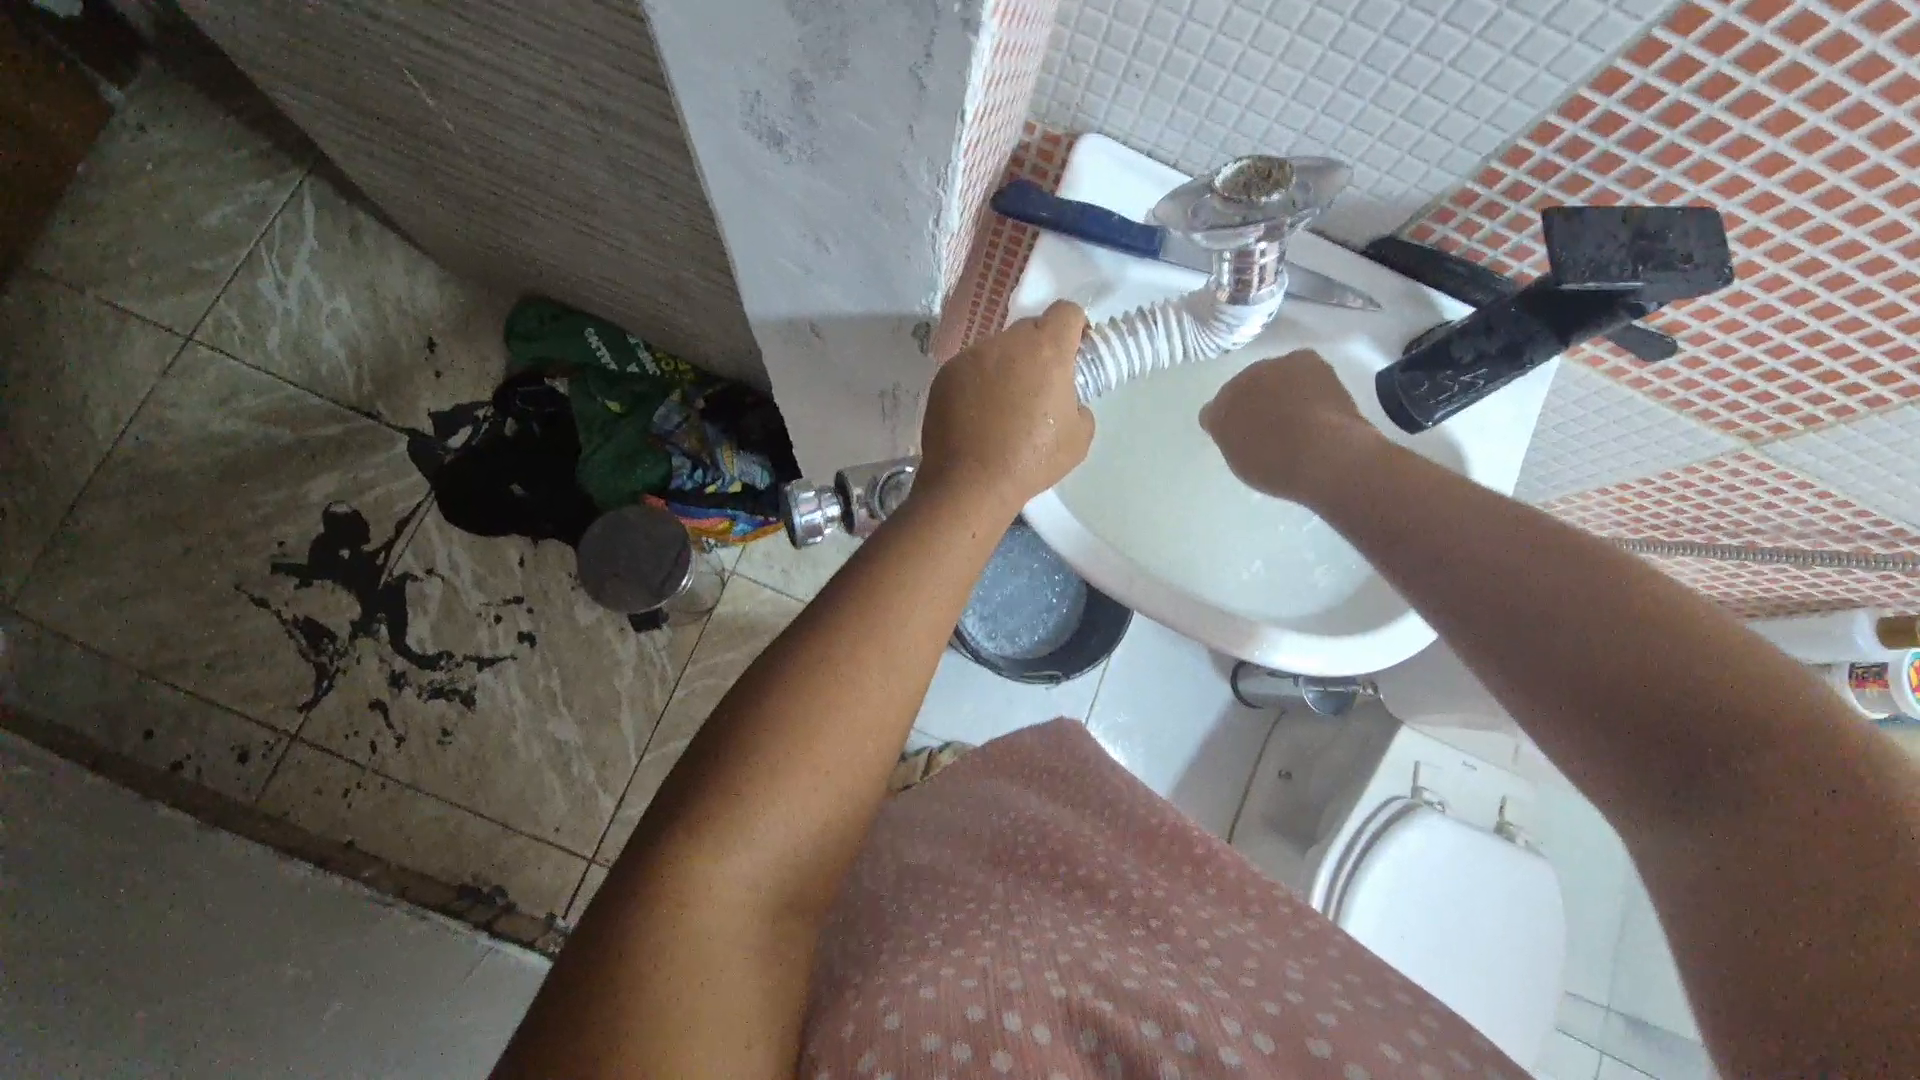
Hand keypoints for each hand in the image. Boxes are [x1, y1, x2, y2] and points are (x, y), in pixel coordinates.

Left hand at [918, 301, 1093, 516]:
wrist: (970, 482)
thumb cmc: (1031, 460)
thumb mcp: (1079, 437)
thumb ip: (1078, 404)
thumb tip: (1064, 400)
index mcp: (1046, 350)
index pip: (1066, 312)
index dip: (1074, 328)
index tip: (1073, 353)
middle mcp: (1006, 343)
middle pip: (1029, 329)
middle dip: (1039, 350)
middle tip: (1038, 388)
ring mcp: (971, 357)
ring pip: (997, 350)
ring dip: (1006, 367)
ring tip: (1003, 408)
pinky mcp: (945, 375)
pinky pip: (970, 369)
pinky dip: (978, 384)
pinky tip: (978, 416)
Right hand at [1198, 349, 1384, 503]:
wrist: (1321, 454)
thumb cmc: (1280, 470)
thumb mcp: (1245, 466)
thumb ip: (1237, 443)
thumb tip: (1244, 433)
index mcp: (1217, 413)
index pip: (1214, 412)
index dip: (1231, 423)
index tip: (1245, 436)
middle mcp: (1237, 384)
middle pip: (1244, 388)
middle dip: (1256, 401)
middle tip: (1276, 424)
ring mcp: (1269, 368)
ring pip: (1273, 375)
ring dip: (1283, 389)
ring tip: (1304, 413)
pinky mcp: (1302, 359)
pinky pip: (1301, 367)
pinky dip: (1309, 380)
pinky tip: (1321, 400)